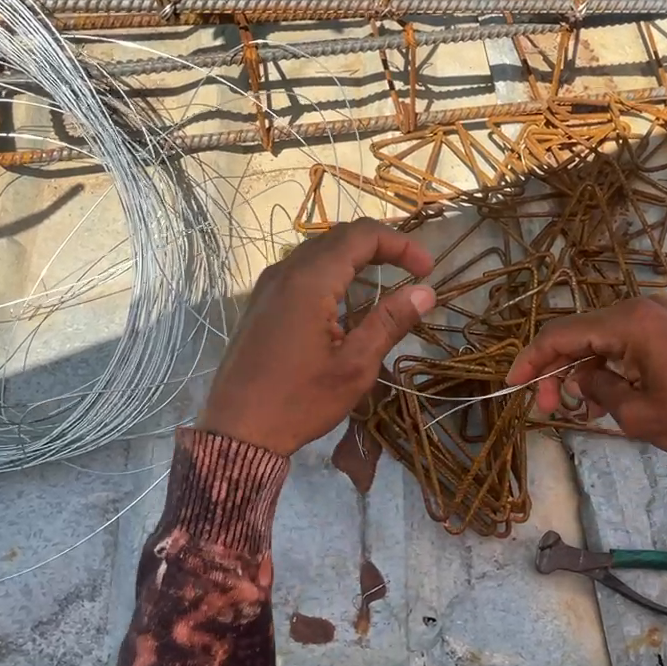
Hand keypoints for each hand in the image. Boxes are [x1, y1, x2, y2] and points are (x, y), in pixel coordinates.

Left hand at [199, 219, 434, 455]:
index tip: (427, 269)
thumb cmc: (299, 401)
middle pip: (339, 238)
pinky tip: (347, 302)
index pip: (361, 235)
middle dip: (380, 247)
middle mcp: (285, 272)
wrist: (238, 430)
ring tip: (386, 282)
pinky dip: (332, 275)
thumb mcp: (354, 366)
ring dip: (355, 260)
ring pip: (318, 254)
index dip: (400, 244)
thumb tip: (425, 292)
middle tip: (412, 271)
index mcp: (309, 281)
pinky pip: (301, 273)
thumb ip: (390, 322)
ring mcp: (268, 287)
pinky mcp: (261, 305)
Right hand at [505, 296, 666, 462]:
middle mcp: (642, 309)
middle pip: (580, 333)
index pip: (562, 335)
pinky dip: (610, 366)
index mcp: (629, 323)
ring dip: (585, 371)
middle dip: (557, 370)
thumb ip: (597, 388)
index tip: (513, 385)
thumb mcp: (634, 413)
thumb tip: (581, 377)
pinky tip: (610, 397)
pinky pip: (628, 342)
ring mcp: (662, 316)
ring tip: (585, 411)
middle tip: (550, 408)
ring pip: (602, 338)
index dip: (532, 360)